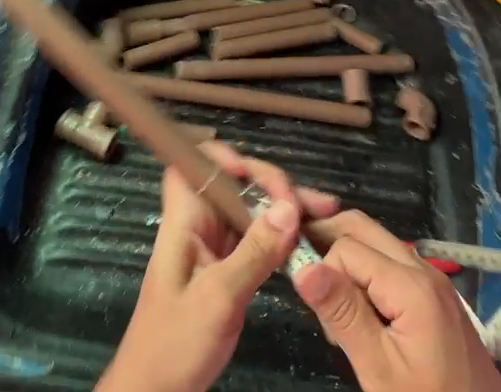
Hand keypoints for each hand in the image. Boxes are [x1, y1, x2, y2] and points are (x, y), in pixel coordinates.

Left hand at [97, 143, 340, 391]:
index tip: (257, 174)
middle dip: (270, 183)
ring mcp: (213, 248)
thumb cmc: (175, 343)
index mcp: (184, 222)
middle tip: (309, 201)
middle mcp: (198, 226)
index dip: (220, 156)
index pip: (191, 166)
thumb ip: (255, 252)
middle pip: (231, 184)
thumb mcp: (219, 298)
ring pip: (248, 210)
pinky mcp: (226, 270)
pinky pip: (255, 238)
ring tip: (325, 209)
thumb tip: (290, 207)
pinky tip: (308, 238)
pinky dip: (281, 235)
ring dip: (283, 207)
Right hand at [291, 210, 500, 391]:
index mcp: (411, 284)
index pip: (346, 248)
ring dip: (348, 262)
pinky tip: (362, 315)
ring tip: (338, 312)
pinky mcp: (436, 295)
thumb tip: (302, 267)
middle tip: (313, 291)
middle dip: (329, 245)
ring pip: (376, 242)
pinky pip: (392, 264)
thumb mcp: (380, 368)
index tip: (322, 319)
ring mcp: (433, 280)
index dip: (324, 273)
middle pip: (362, 227)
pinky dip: (368, 275)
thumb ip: (343, 314)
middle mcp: (423, 268)